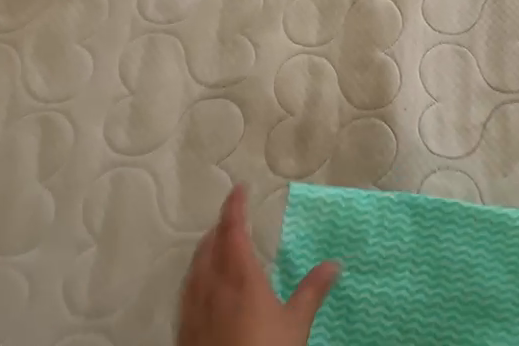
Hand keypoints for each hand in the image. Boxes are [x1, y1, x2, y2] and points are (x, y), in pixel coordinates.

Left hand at [177, 184, 340, 345]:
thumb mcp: (295, 324)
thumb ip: (312, 291)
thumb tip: (335, 263)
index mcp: (241, 277)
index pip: (233, 231)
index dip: (235, 206)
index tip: (239, 188)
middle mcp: (212, 287)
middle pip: (209, 246)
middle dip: (219, 227)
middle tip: (232, 217)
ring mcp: (194, 310)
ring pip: (194, 268)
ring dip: (205, 250)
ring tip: (215, 245)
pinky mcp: (184, 331)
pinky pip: (186, 292)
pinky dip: (195, 276)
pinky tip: (201, 286)